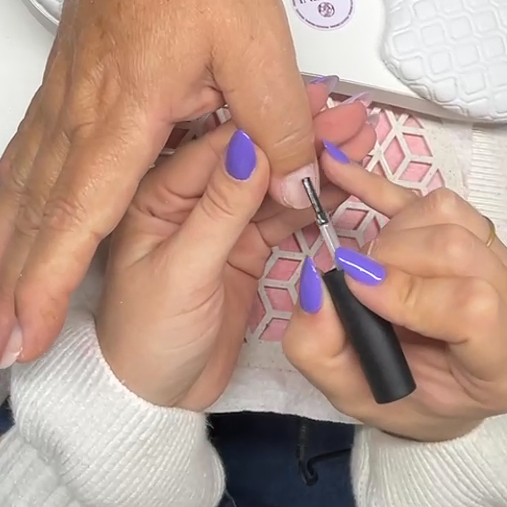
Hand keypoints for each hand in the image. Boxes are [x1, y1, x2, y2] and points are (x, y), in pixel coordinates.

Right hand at [0, 0, 345, 367]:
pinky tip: (7, 202)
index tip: (22, 339)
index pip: (78, 219)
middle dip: (11, 284)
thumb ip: (277, 127)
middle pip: (34, 212)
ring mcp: (65, 92)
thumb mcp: (258, 50)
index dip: (49, 286)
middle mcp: (78, 114)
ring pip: (22, 180)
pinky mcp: (68, 73)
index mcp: (124, 118)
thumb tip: (292, 191)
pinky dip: (10, 190)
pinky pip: (29, 145)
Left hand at [94, 87, 374, 408]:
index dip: (269, 123)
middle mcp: (191, 198)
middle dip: (302, 136)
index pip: (221, 147)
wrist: (155, 402)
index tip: (313, 104)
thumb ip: (220, 211)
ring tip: (359, 138)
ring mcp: (222, 223)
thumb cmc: (146, 340)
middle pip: (254, 158)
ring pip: (275, 185)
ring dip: (315, 165)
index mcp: (160, 193)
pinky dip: (314, 202)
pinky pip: (284, 218)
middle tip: (351, 115)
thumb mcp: (182, 271)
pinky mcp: (245, 248)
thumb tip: (250, 145)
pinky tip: (344, 184)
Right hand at [284, 160, 506, 441]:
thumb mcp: (348, 394)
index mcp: (504, 368)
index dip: (408, 291)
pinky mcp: (480, 232)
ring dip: (393, 231)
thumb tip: (317, 282)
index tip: (355, 287)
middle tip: (356, 279)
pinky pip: (434, 195)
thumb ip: (320, 347)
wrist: (436, 388)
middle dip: (390, 256)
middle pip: (457, 249)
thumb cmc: (402, 397)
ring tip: (370, 261)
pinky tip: (340, 171)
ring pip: (449, 214)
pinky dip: (382, 185)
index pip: (474, 309)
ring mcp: (506, 265)